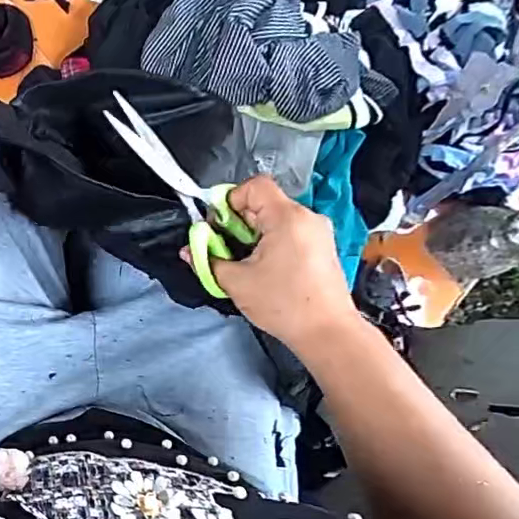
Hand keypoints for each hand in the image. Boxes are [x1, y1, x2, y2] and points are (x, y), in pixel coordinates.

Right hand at [202, 176, 359, 351]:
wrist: (327, 332)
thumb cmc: (285, 305)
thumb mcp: (237, 282)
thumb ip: (210, 260)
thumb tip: (191, 250)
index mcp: (286, 217)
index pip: (254, 186)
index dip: (230, 200)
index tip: (217, 225)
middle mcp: (306, 217)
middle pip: (265, 203)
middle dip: (239, 222)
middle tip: (225, 248)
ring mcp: (318, 232)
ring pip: (277, 219)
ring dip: (255, 234)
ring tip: (245, 263)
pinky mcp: (323, 248)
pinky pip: (291, 233)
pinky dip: (272, 243)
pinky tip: (265, 269)